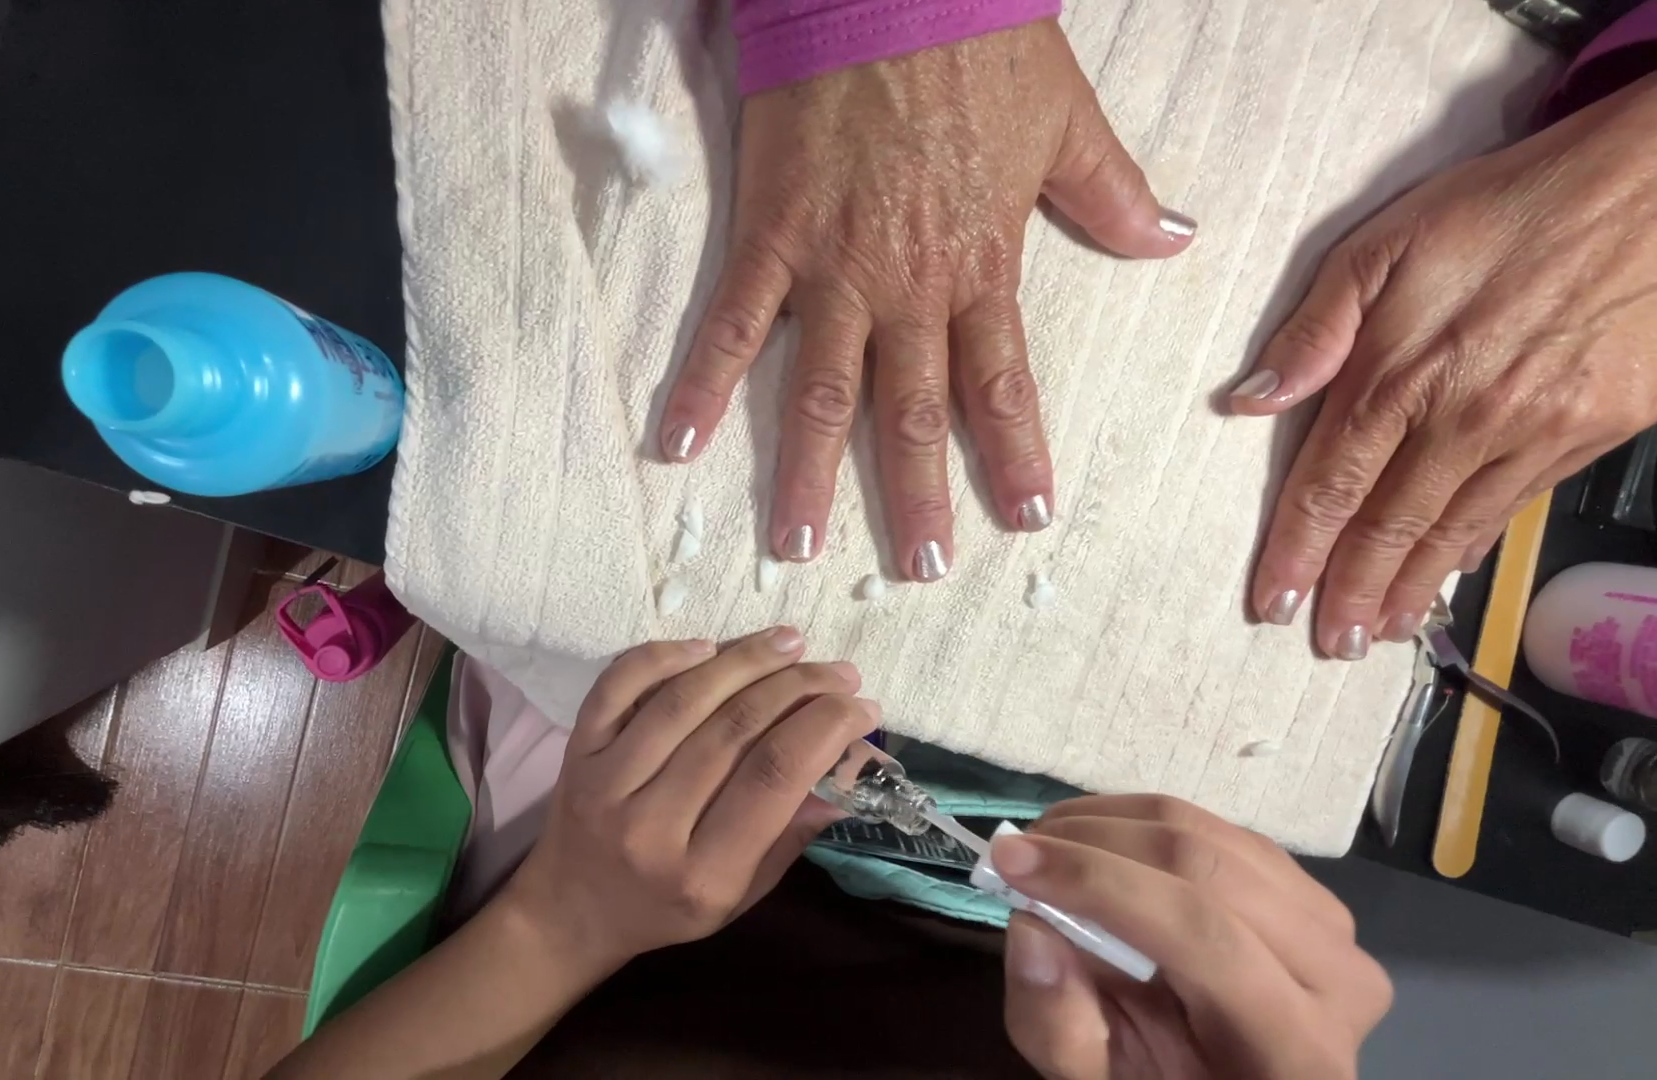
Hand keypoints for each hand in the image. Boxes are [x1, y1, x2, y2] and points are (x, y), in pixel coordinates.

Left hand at [498, 629, 877, 968]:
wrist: (572, 908)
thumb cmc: (666, 908)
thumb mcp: (739, 895)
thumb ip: (790, 834)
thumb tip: (845, 761)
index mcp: (700, 873)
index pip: (772, 778)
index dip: (824, 728)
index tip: (861, 706)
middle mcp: (648, 823)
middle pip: (734, 729)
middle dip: (798, 688)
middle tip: (839, 671)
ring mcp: (605, 779)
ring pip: (684, 699)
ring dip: (745, 659)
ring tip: (790, 641)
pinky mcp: (578, 746)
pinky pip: (620, 683)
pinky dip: (665, 655)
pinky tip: (710, 645)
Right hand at [658, 24, 1193, 580]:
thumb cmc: (975, 42)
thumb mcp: (1063, 117)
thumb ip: (1113, 194)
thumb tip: (1174, 241)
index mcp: (979, 263)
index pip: (1002, 380)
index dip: (1016, 451)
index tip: (1025, 516)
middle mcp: (905, 288)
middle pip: (913, 411)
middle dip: (918, 493)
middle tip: (918, 568)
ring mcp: (830, 272)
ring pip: (821, 392)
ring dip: (809, 474)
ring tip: (798, 543)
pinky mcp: (769, 243)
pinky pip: (730, 329)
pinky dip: (704, 389)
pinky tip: (680, 445)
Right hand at [993, 795, 1390, 1078]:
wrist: (1225, 1078)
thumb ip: (1056, 1023)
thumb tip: (1030, 928)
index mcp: (1296, 1054)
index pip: (1203, 937)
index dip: (1099, 882)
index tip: (1008, 858)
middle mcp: (1339, 978)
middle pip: (1203, 867)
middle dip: (1092, 842)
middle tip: (1018, 849)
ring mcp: (1329, 921)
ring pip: (1200, 829)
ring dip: (1104, 822)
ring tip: (1047, 844)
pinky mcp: (1299, 882)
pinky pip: (1205, 821)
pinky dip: (1130, 817)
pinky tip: (1091, 841)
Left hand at [1235, 76, 1656, 658]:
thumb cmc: (1511, 206)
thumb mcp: (1379, 250)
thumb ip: (1310, 334)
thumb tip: (1244, 403)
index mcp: (1397, 380)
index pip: (1326, 490)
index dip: (1296, 554)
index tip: (1271, 605)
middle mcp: (1464, 419)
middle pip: (1387, 526)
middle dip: (1352, 593)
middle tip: (1328, 645)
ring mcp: (1541, 428)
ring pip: (1455, 528)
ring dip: (1411, 586)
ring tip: (1382, 633)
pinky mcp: (1604, 426)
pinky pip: (1519, 504)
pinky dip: (1476, 548)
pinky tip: (1452, 574)